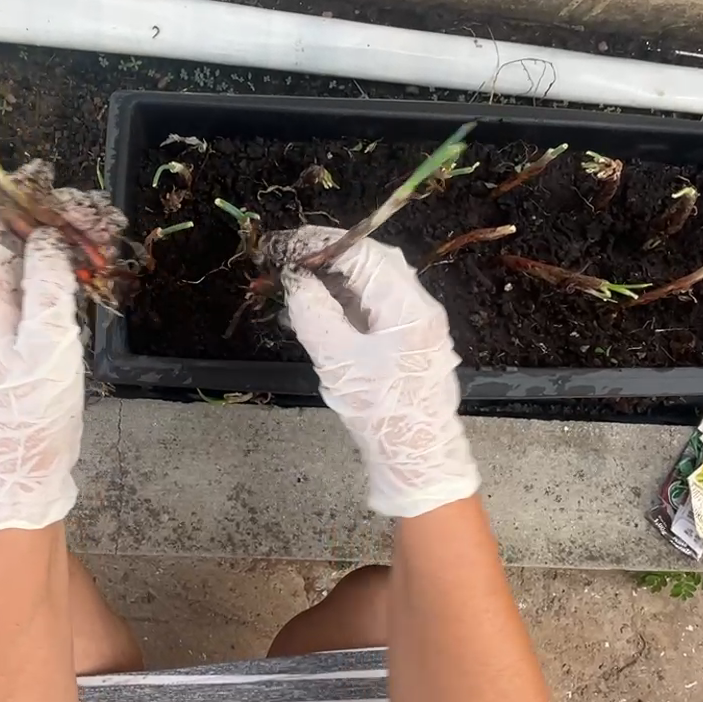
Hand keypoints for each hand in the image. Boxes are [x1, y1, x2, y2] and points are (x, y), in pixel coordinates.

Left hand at [0, 192, 107, 530]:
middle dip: (48, 214)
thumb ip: (46, 283)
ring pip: (32, 253)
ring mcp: (9, 310)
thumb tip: (47, 236)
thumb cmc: (33, 406)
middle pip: (10, 234)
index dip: (2, 194)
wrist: (30, 457)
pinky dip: (69, 263)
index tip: (41, 176)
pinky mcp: (29, 324)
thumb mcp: (45, 342)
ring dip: (65, 237)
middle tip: (95, 212)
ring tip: (107, 233)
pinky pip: (46, 277)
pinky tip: (97, 261)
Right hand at [264, 226, 478, 517]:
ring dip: (333, 278)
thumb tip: (294, 277)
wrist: (417, 459)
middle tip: (285, 261)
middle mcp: (419, 305)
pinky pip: (374, 304)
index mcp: (408, 306)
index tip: (283, 245)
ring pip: (372, 282)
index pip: (362, 252)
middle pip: (371, 262)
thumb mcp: (338, 362)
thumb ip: (314, 313)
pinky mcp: (408, 338)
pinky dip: (345, 299)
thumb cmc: (381, 413)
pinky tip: (318, 308)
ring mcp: (416, 322)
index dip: (320, 242)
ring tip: (295, 284)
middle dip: (326, 256)